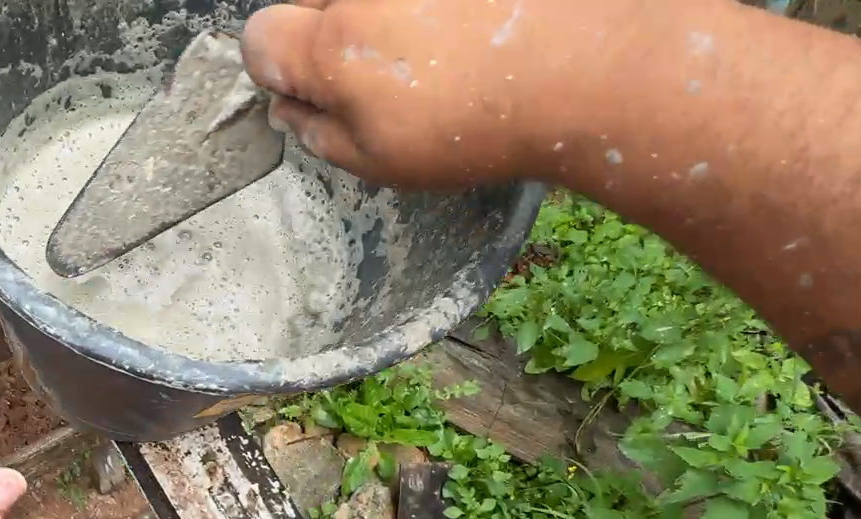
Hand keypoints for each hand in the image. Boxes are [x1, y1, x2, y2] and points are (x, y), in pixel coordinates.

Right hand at [242, 0, 630, 186]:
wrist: (600, 63)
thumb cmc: (481, 126)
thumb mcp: (380, 161)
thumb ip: (317, 132)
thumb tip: (291, 108)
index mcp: (335, 44)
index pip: (259, 38)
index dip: (276, 68)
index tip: (305, 86)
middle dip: (323, 26)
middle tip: (374, 62)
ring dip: (377, 14)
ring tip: (430, 37)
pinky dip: (419, 10)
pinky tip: (456, 24)